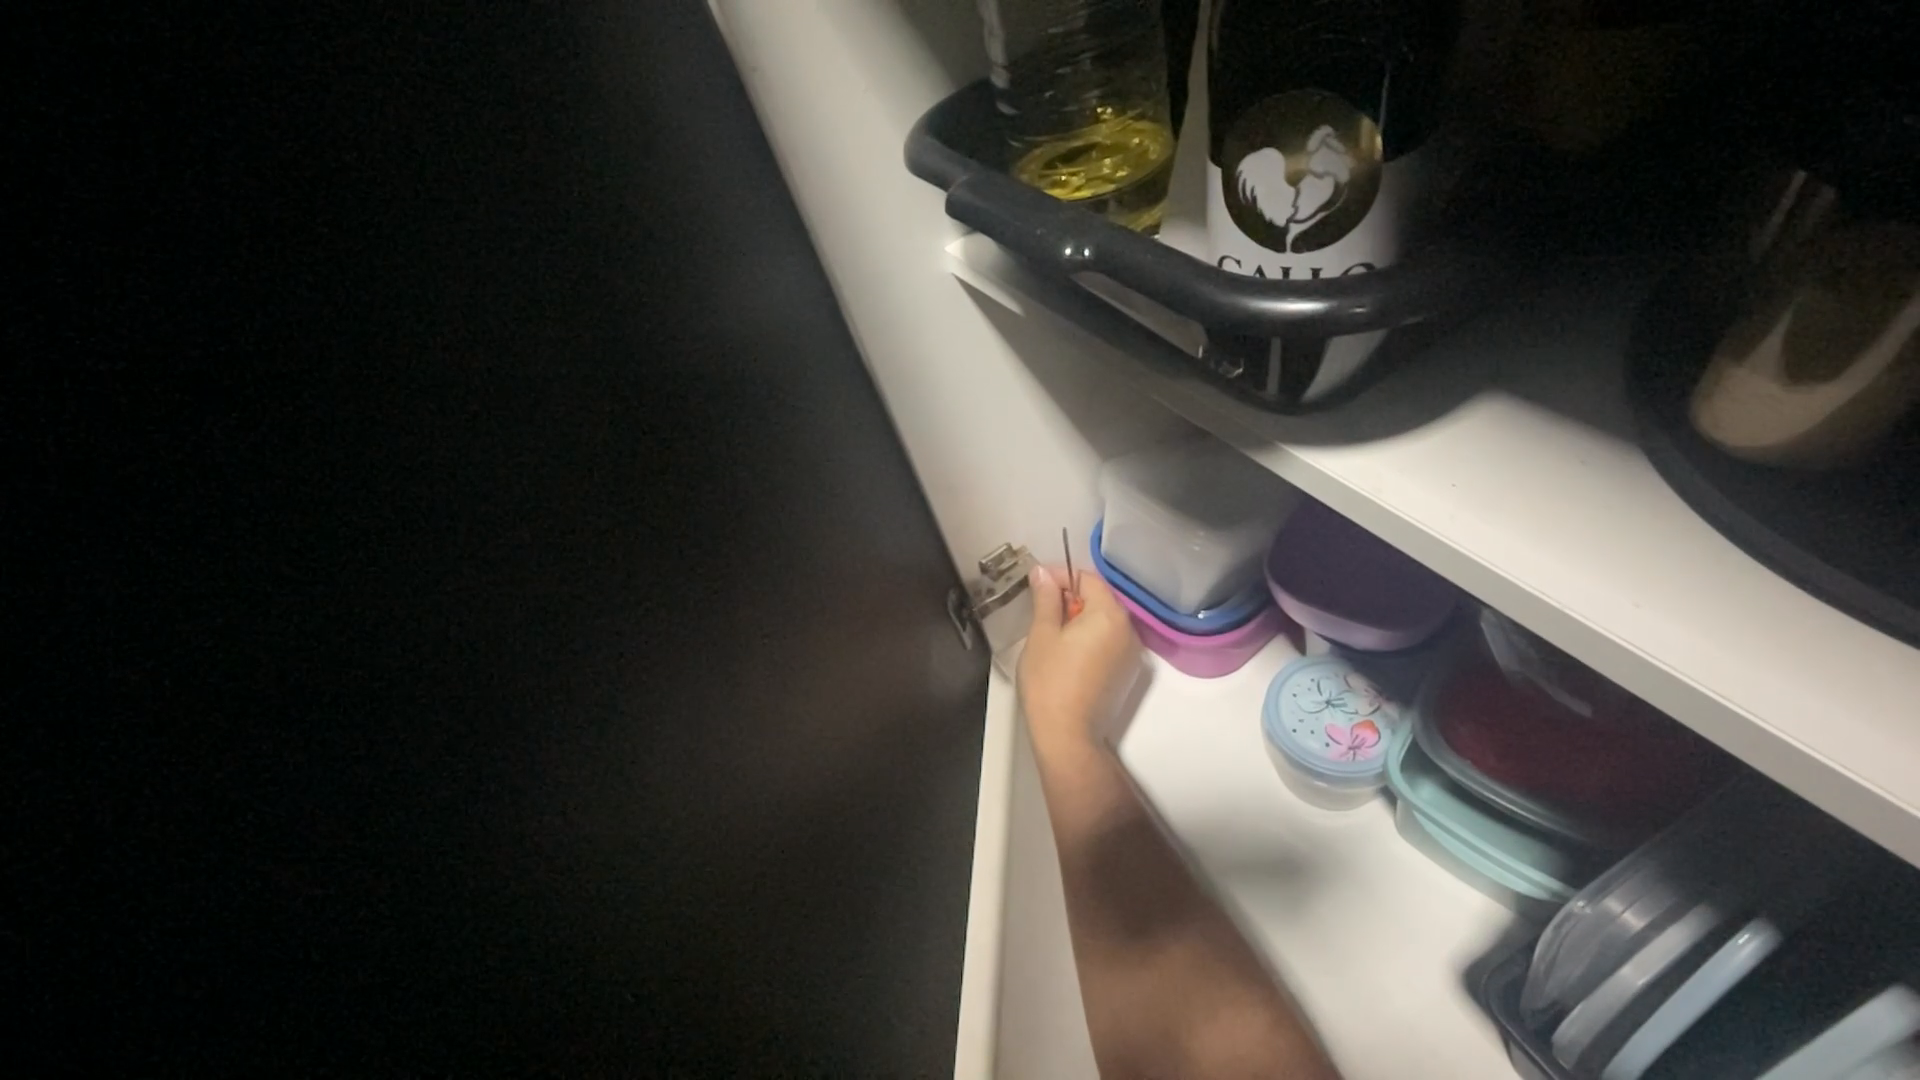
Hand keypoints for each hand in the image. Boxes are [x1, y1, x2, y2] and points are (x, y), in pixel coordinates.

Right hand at [1017, 563, 1139, 756]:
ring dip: (1081, 618)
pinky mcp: (1128, 673)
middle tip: (1040, 609)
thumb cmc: (1050, 681)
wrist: (1068, 735)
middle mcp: (1128, 629)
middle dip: (1071, 598)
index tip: (1037, 584)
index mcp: (1109, 615)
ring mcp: (1132, 653)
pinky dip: (1091, 638)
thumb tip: (1043, 572)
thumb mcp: (1042, 634)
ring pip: (1105, 622)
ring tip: (1052, 632)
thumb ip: (1046, 599)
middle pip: (1100, 599)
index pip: (1088, 580)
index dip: (1061, 577)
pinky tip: (1069, 653)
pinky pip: (1110, 642)